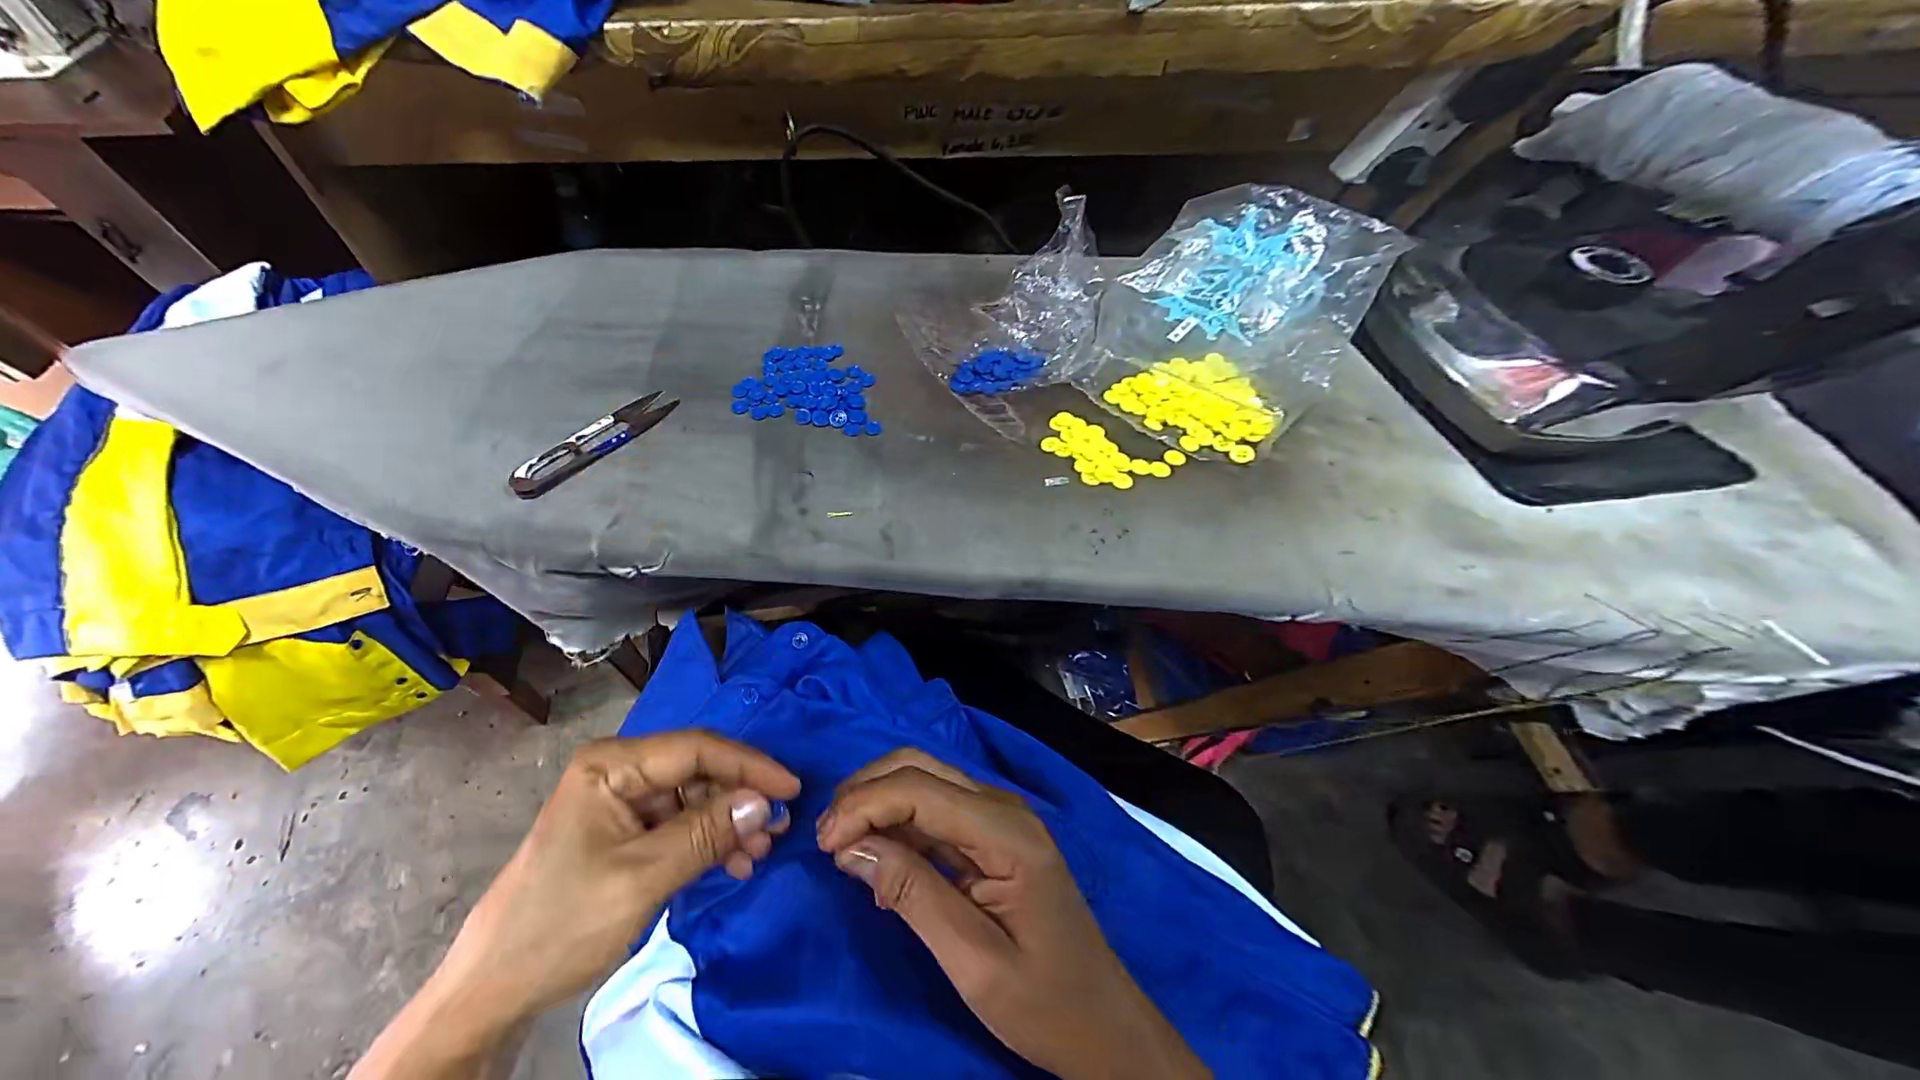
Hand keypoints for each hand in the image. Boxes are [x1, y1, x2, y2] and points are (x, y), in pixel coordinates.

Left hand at [353, 732, 800, 1079]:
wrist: (494, 990)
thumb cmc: (562, 924)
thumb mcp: (641, 877)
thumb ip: (705, 834)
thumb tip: (764, 804)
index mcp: (612, 766)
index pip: (697, 749)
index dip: (749, 766)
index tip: (792, 791)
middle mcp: (618, 772)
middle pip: (699, 772)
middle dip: (740, 800)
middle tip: (777, 832)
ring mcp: (622, 802)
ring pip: (695, 799)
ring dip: (728, 825)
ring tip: (758, 855)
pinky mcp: (626, 832)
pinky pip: (681, 825)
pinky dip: (709, 842)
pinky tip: (733, 864)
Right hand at [816, 749, 1208, 1079]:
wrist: (1103, 1024)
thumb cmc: (1044, 1002)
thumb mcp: (973, 961)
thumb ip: (913, 894)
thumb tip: (851, 846)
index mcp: (1007, 832)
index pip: (920, 789)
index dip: (864, 805)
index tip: (822, 846)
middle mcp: (1003, 808)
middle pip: (920, 768)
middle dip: (865, 793)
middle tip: (825, 842)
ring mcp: (1000, 818)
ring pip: (924, 781)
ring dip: (877, 804)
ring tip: (841, 850)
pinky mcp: (993, 836)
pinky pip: (935, 811)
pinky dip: (897, 824)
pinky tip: (876, 860)